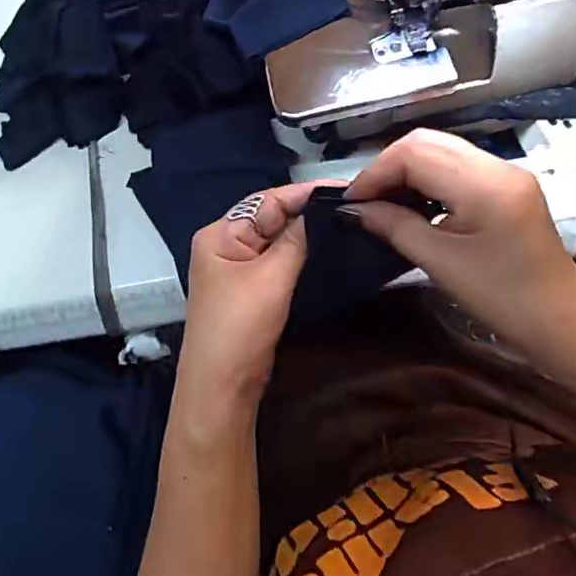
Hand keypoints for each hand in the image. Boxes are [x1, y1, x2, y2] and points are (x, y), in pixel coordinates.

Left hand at [179, 181, 332, 411]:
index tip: (348, 187)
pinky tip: (326, 252)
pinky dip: (299, 256)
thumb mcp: (271, 278)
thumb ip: (295, 240)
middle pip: (271, 218)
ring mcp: (236, 269)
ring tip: (349, 223)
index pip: (266, 200)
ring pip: (277, 240)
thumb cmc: (240, 328)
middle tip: (355, 205)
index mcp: (219, 234)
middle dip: (308, 212)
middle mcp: (224, 245)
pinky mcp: (250, 290)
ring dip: (307, 234)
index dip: (305, 193)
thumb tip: (318, 209)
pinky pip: (277, 262)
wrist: (221, 387)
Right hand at [342, 130, 575, 349]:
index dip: (375, 173)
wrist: (563, 323)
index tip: (351, 203)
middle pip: (426, 142)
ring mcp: (506, 172)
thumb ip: (393, 226)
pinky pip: (456, 164)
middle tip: (363, 200)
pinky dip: (426, 176)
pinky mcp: (508, 185)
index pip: (414, 153)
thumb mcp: (439, 262)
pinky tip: (412, 201)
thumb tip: (353, 210)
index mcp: (484, 184)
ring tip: (382, 201)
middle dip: (387, 166)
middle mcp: (497, 166)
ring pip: (440, 149)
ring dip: (405, 169)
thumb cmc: (501, 298)